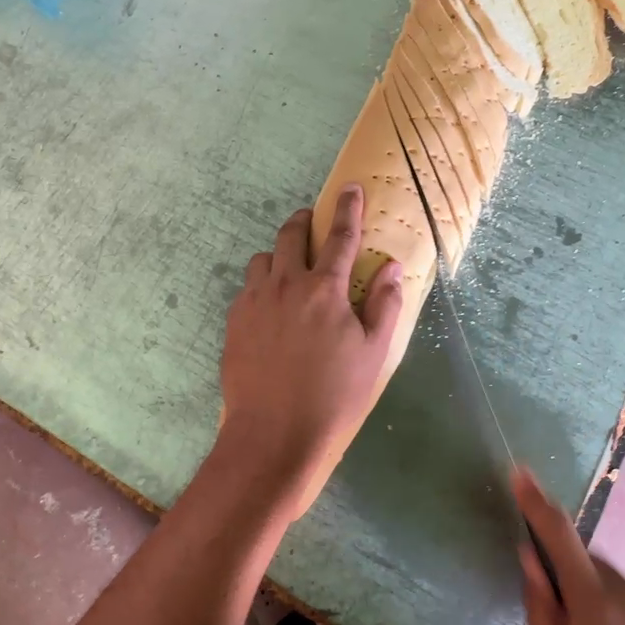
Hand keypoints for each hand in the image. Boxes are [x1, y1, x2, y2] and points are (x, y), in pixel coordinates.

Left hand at [218, 185, 404, 506]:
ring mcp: (254, 301)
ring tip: (290, 271)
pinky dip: (262, 285)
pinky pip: (247, 287)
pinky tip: (271, 308)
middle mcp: (286, 284)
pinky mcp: (234, 322)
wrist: (273, 437)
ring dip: (279, 255)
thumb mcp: (374, 354)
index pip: (340, 235)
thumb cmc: (334, 398)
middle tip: (313, 223)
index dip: (348, 208)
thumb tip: (389, 267)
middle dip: (304, 220)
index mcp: (325, 289)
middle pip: (291, 234)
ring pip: (263, 258)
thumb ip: (383, 304)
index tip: (349, 187)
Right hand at [515, 469, 624, 624]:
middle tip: (564, 624)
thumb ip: (539, 607)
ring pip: (613, 586)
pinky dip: (624, 618)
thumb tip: (530, 558)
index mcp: (595, 599)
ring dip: (599, 601)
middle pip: (588, 565)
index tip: (520, 473)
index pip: (559, 536)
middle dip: (572, 581)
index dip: (536, 503)